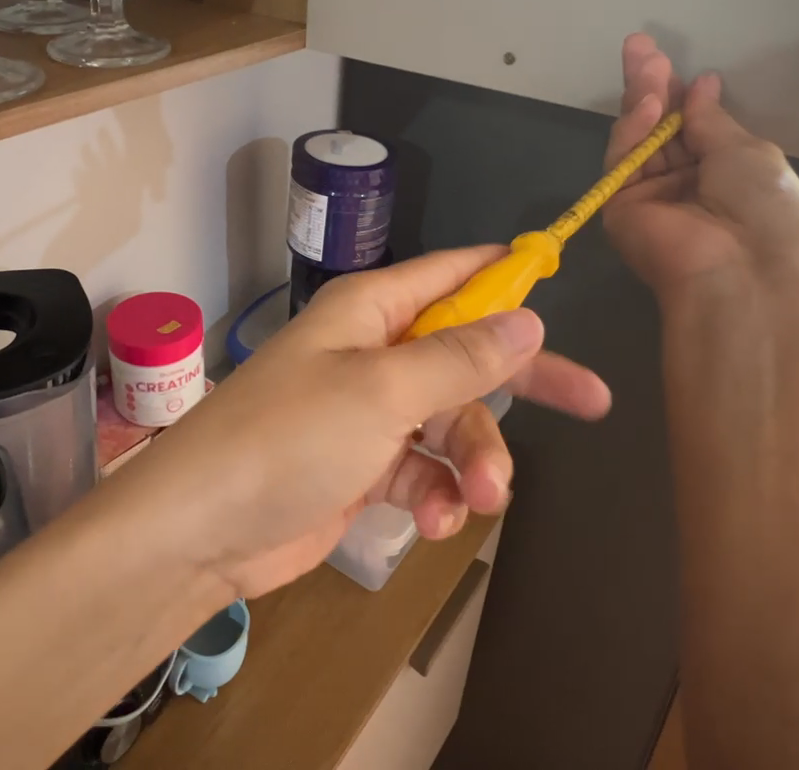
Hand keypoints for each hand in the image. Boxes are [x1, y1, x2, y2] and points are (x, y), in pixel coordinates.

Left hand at [133, 248, 610, 599]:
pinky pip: (422, 471)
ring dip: (473, 461)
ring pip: (450, 422)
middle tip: (594, 401)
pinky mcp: (362, 467)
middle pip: (466, 356)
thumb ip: (460, 358)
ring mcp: (367, 413)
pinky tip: (441, 523)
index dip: (503, 273)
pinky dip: (438, 496)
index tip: (557, 270)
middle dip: (521, 385)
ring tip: (481, 498)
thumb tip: (528, 318)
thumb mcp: (383, 390)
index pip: (451, 275)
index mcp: (371, 310)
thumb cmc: (290, 437)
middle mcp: (372, 352)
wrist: (203, 528)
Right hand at [601, 33, 798, 299]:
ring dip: (642, 98)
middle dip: (653, 86)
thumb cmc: (767, 212)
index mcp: (725, 175)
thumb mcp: (751, 154)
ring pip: (638, 139)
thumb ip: (714, 122)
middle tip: (641, 46)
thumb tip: (703, 87)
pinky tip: (648, 104)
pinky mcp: (620, 208)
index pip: (696, 128)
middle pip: (661, 128)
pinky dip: (632, 131)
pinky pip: (622, 163)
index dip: (688, 97)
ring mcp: (650, 197)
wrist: (742, 274)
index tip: (684, 69)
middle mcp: (685, 185)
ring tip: (643, 59)